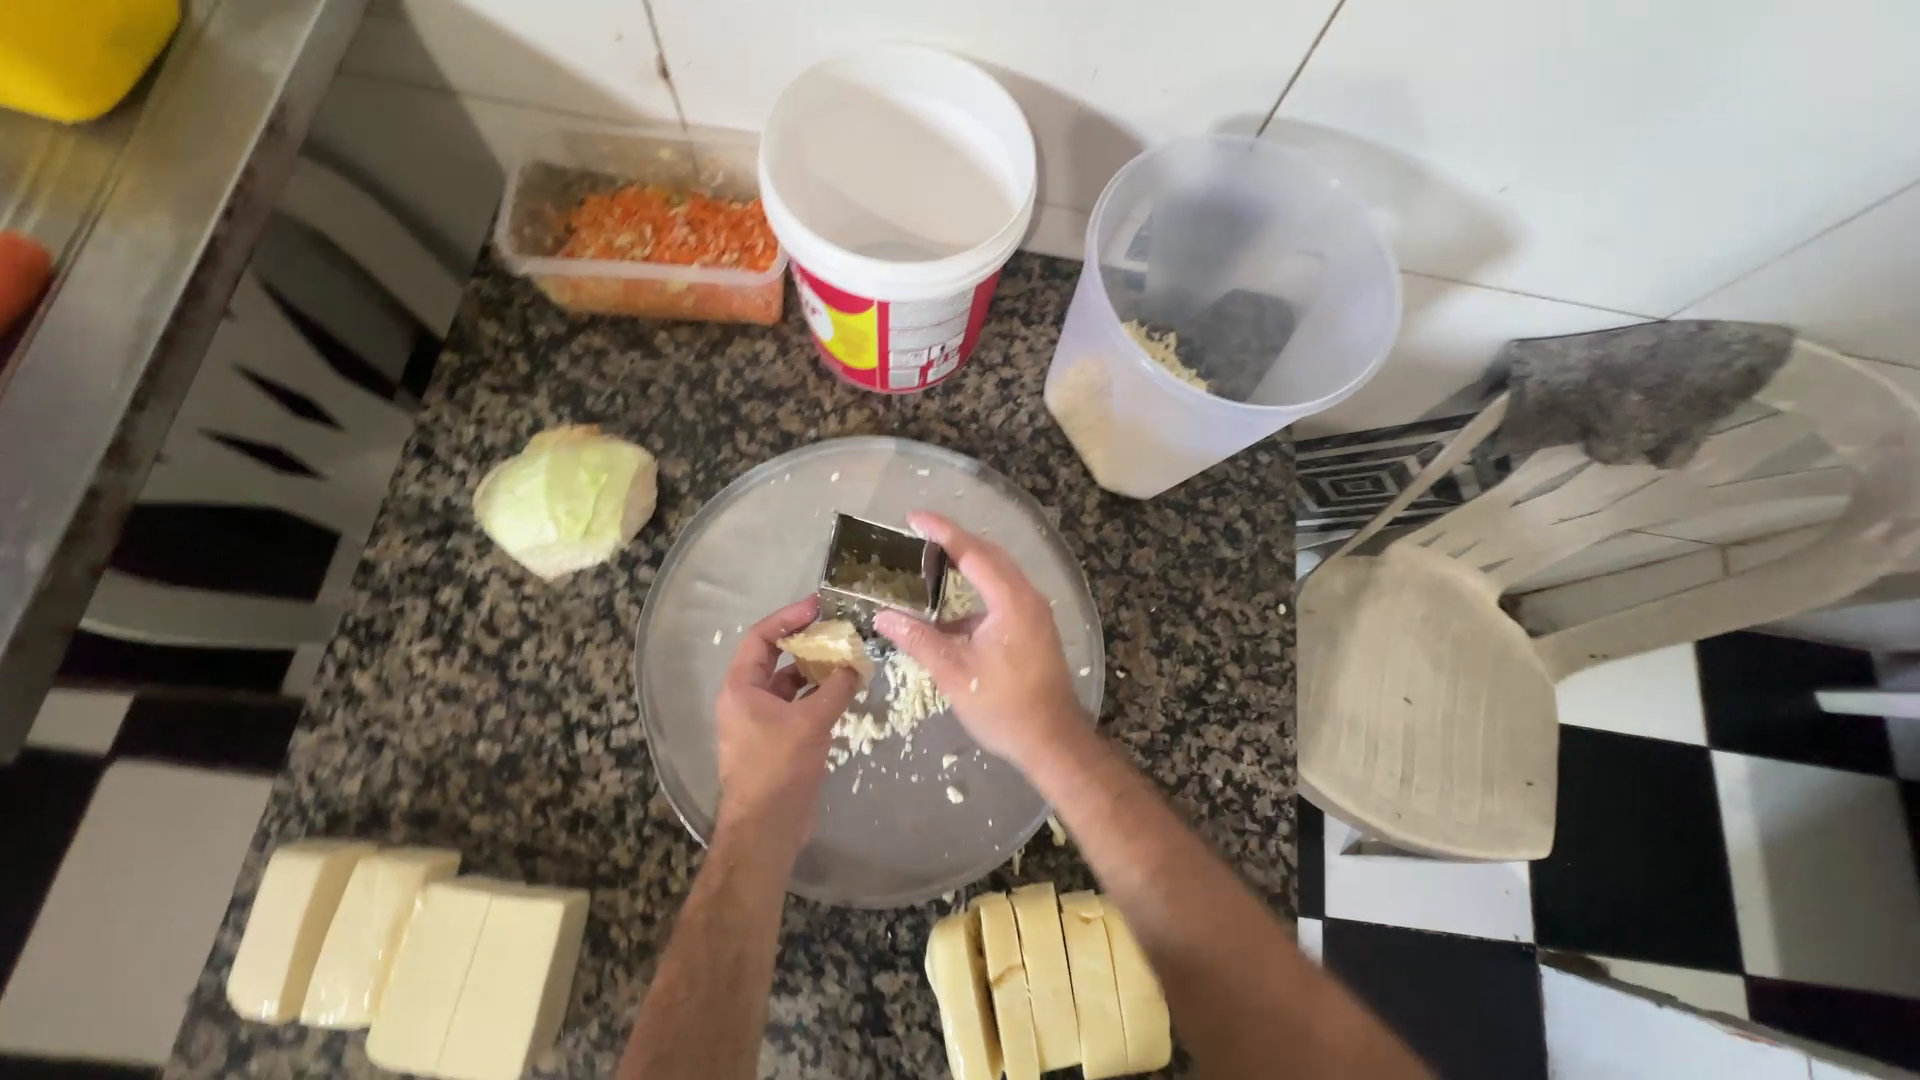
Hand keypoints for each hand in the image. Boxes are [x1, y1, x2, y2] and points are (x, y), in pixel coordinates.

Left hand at [714, 598, 860, 853]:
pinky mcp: (776, 742)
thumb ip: (836, 689)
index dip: (789, 618)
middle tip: (838, 631)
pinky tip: (843, 694)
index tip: (818, 606)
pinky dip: (818, 697)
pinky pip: (797, 708)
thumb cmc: (779, 767)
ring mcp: (760, 722)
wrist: (766, 828)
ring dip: (815, 672)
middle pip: (776, 659)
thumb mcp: (811, 722)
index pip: (761, 637)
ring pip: (789, 685)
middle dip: (806, 644)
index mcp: (741, 687)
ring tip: (847, 659)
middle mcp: (745, 699)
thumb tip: (855, 665)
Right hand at [874, 512, 1088, 772]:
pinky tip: (949, 613)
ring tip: (930, 564)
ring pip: (997, 575)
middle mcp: (1027, 598)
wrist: (1052, 740)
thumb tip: (883, 617)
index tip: (914, 517)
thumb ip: (918, 639)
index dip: (942, 532)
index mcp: (1011, 600)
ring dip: (966, 566)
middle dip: (954, 542)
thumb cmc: (1004, 706)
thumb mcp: (954, 672)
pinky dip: (976, 593)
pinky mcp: (1034, 629)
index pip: (972, 552)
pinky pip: (1002, 596)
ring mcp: (1034, 613)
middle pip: (988, 556)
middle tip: (919, 535)